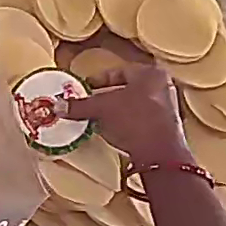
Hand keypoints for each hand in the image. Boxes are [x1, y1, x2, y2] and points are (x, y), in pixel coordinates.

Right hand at [61, 65, 193, 166]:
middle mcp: (162, 88)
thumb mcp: (101, 109)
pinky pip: (138, 122)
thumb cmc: (134, 119)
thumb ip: (80, 105)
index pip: (118, 71)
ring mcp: (166, 110)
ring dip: (113, 113)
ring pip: (132, 107)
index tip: (84, 88)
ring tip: (96, 120)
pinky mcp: (164, 131)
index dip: (97, 80)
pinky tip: (111, 133)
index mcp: (151, 74)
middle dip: (105, 97)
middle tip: (88, 104)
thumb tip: (58, 105)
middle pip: (126, 89)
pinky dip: (124, 125)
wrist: (158, 154)